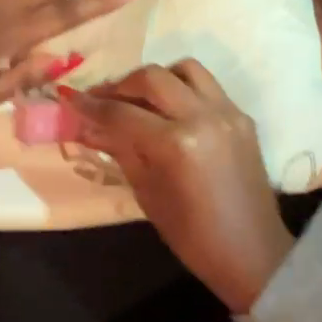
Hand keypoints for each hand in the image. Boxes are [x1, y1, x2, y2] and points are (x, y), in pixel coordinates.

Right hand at [63, 61, 293, 311]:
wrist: (252, 251)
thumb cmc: (192, 235)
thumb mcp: (146, 193)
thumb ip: (119, 149)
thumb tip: (87, 126)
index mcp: (175, 144)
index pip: (122, 112)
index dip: (90, 105)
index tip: (70, 99)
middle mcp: (202, 117)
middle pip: (152, 77)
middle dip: (121, 85)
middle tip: (103, 101)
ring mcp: (227, 112)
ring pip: (185, 69)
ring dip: (157, 79)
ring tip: (141, 101)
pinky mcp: (242, 116)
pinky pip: (207, 86)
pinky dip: (182, 90)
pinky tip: (169, 112)